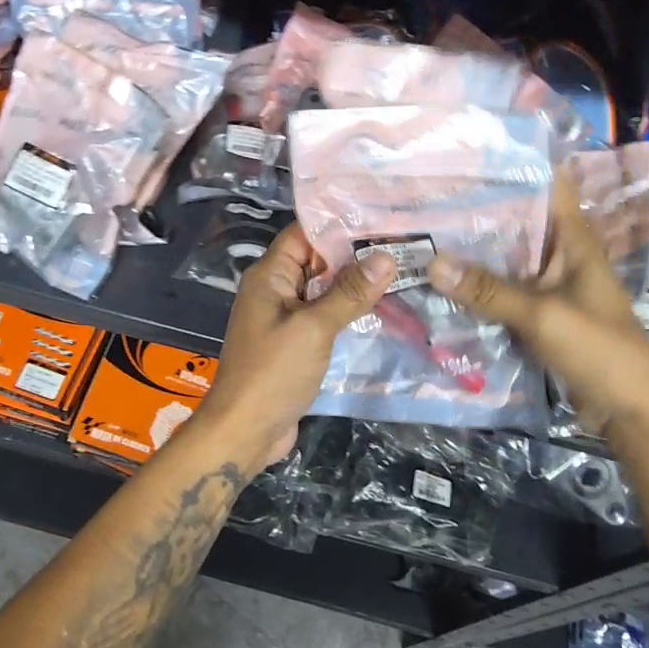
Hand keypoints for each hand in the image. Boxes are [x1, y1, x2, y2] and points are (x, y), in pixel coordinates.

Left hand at [196, 224, 394, 467]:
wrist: (244, 430)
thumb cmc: (273, 372)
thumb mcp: (314, 328)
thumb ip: (349, 293)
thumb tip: (386, 257)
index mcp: (269, 276)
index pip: (304, 234)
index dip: (339, 224)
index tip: (381, 216)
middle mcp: (274, 290)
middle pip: (316, 260)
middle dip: (355, 253)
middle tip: (404, 242)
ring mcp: (284, 317)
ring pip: (323, 289)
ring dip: (355, 283)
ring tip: (403, 268)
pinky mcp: (295, 342)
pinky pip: (323, 316)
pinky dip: (348, 310)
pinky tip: (383, 307)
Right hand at [427, 168, 648, 436]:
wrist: (633, 411)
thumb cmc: (600, 349)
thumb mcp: (542, 315)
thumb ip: (488, 290)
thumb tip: (432, 262)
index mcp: (575, 241)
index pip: (549, 187)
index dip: (515, 166)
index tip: (469, 154)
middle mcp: (561, 256)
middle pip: (518, 222)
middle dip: (479, 209)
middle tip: (426, 194)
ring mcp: (549, 288)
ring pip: (506, 260)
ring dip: (474, 251)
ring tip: (423, 230)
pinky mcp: (539, 317)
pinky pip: (503, 293)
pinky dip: (478, 288)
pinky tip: (442, 282)